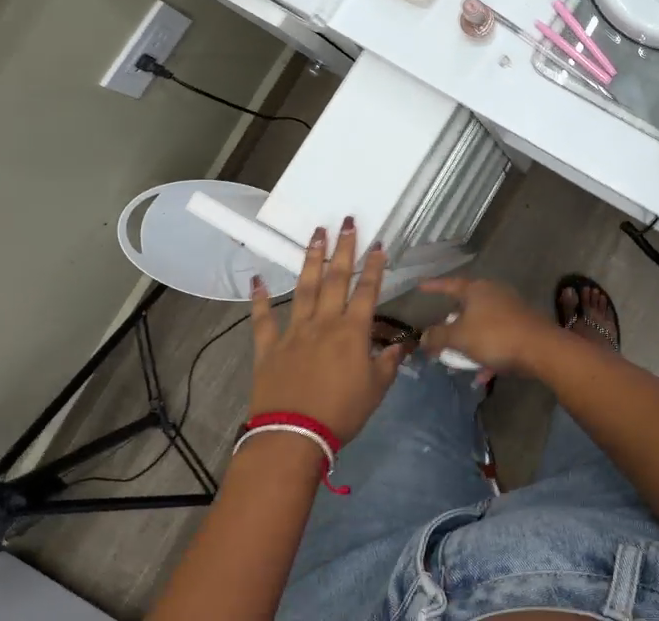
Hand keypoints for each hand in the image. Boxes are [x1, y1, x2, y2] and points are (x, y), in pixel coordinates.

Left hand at [247, 217, 404, 442]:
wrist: (293, 435)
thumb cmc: (341, 413)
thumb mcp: (376, 390)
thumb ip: (388, 363)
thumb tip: (401, 345)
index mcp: (352, 331)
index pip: (367, 291)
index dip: (374, 266)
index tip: (377, 243)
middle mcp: (324, 323)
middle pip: (336, 279)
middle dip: (343, 248)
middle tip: (347, 222)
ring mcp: (293, 332)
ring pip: (305, 288)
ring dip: (311, 259)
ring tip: (316, 233)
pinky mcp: (268, 347)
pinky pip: (263, 319)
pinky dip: (260, 299)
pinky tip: (257, 279)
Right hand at [420, 277, 566, 373]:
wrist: (540, 348)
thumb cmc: (495, 336)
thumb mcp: (459, 337)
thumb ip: (438, 336)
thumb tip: (424, 336)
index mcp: (477, 290)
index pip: (450, 284)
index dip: (433, 286)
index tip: (420, 285)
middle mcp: (494, 293)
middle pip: (466, 306)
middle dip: (452, 324)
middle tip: (439, 336)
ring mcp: (510, 309)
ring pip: (482, 325)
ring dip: (469, 344)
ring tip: (458, 361)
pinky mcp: (522, 325)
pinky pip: (497, 338)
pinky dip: (487, 353)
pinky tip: (482, 374)